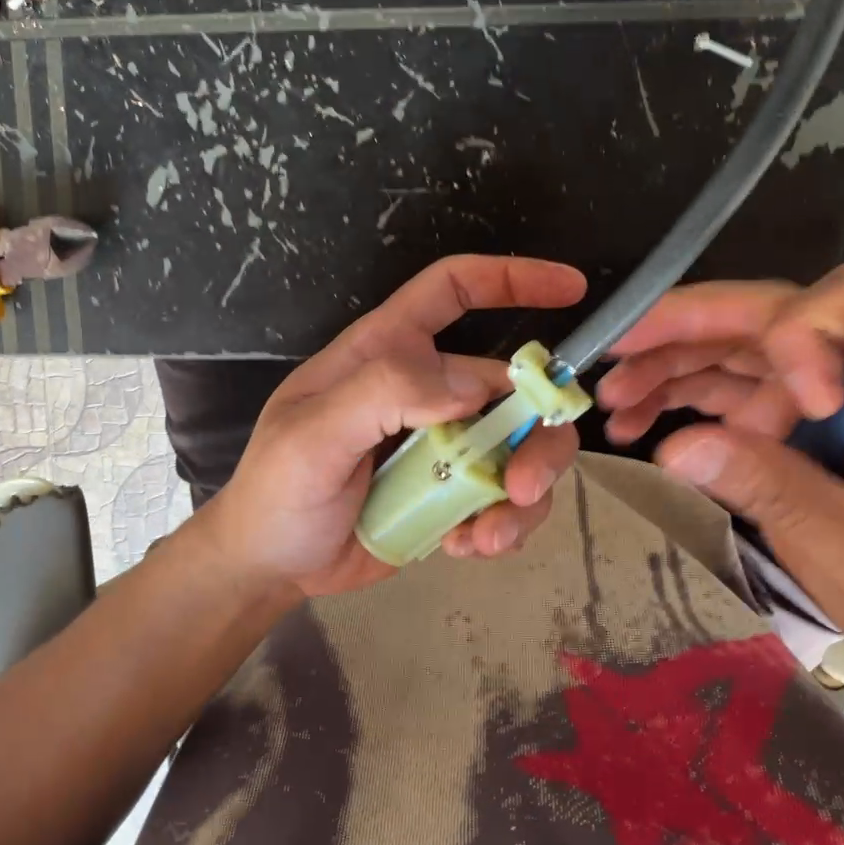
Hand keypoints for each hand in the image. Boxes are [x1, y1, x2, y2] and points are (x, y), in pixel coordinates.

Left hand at [197, 256, 586, 597]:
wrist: (272, 566)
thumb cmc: (277, 491)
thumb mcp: (311, 437)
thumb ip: (382, 395)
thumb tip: (473, 383)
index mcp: (385, 353)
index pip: (451, 290)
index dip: (511, 278)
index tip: (571, 288)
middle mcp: (424, 391)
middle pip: (513, 386)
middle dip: (536, 435)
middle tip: (523, 488)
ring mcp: (443, 445)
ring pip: (523, 447)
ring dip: (523, 493)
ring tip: (485, 536)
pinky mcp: (452, 495)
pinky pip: (507, 499)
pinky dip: (502, 525)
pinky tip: (464, 547)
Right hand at [595, 259, 843, 681]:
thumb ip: (776, 492)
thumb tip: (676, 447)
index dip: (811, 332)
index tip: (806, 406)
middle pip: (780, 313)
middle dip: (695, 328)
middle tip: (620, 345)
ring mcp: (829, 389)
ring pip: (739, 344)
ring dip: (670, 363)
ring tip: (612, 397)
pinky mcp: (792, 414)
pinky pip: (726, 384)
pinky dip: (675, 397)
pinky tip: (632, 422)